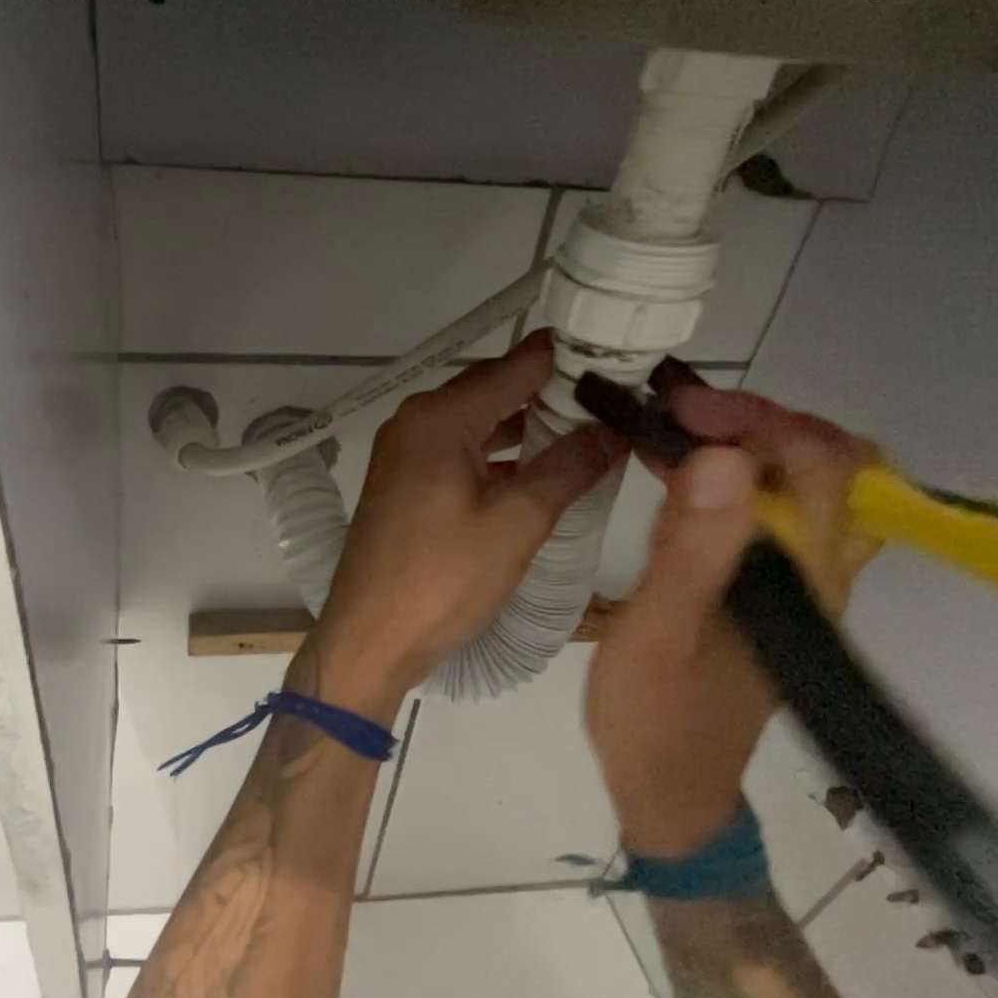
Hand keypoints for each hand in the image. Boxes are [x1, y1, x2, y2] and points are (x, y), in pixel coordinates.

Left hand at [298, 330, 626, 716]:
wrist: (369, 639)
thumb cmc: (441, 580)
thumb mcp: (515, 523)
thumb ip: (568, 468)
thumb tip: (614, 429)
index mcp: (438, 417)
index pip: (518, 364)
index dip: (573, 359)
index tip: (628, 358)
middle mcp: (415, 423)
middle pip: (494, 388)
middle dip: (553, 392)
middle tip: (618, 400)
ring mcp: (405, 455)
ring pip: (477, 423)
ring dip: (526, 426)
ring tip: (590, 433)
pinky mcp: (404, 486)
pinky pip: (459, 453)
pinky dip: (498, 456)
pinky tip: (538, 471)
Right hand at [587, 388, 878, 857]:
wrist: (670, 793)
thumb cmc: (656, 720)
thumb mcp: (656, 636)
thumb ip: (690, 553)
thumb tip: (721, 456)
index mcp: (800, 577)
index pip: (818, 463)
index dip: (755, 419)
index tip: (675, 408)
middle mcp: (819, 571)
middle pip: (828, 462)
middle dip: (756, 419)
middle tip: (675, 410)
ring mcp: (799, 583)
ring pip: (804, 484)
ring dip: (748, 442)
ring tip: (672, 427)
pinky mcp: (771, 594)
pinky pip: (773, 512)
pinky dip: (734, 475)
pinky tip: (680, 476)